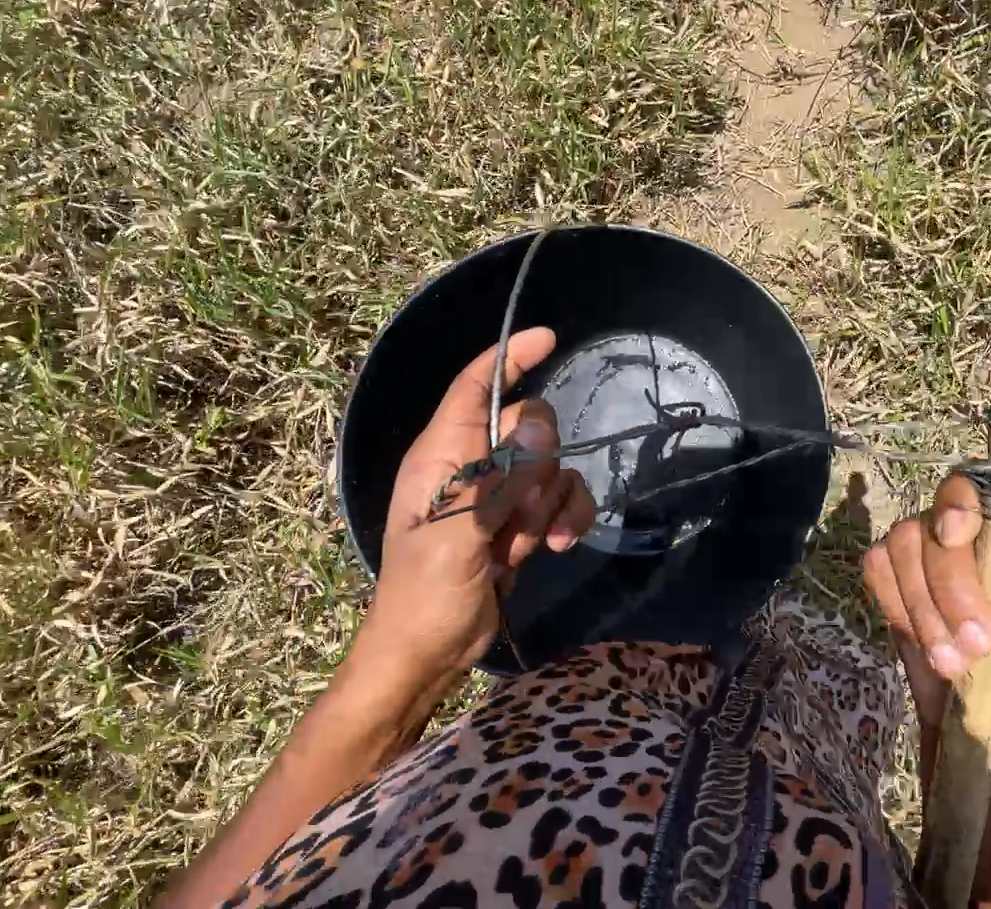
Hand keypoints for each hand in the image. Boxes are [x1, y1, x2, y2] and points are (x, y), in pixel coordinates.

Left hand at [360, 327, 594, 671]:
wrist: (429, 653)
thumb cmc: (425, 595)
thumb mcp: (457, 537)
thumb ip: (499, 480)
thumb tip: (541, 426)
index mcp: (441, 456)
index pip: (475, 386)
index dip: (509, 357)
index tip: (548, 338)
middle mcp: (470, 465)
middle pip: (526, 424)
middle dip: (538, 463)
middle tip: (523, 507)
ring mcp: (497, 494)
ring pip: (550, 466)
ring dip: (551, 503)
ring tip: (532, 542)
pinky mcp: (518, 520)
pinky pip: (559, 498)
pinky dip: (565, 518)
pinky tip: (555, 547)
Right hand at [863, 473, 990, 733]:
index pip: (976, 485)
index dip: (959, 502)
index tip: (958, 533)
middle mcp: (963, 527)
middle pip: (933, 520)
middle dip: (948, 583)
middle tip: (976, 643)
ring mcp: (923, 550)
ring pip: (900, 545)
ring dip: (924, 608)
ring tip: (954, 662)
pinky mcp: (892, 579)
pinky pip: (877, 570)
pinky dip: (900, 608)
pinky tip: (926, 643)